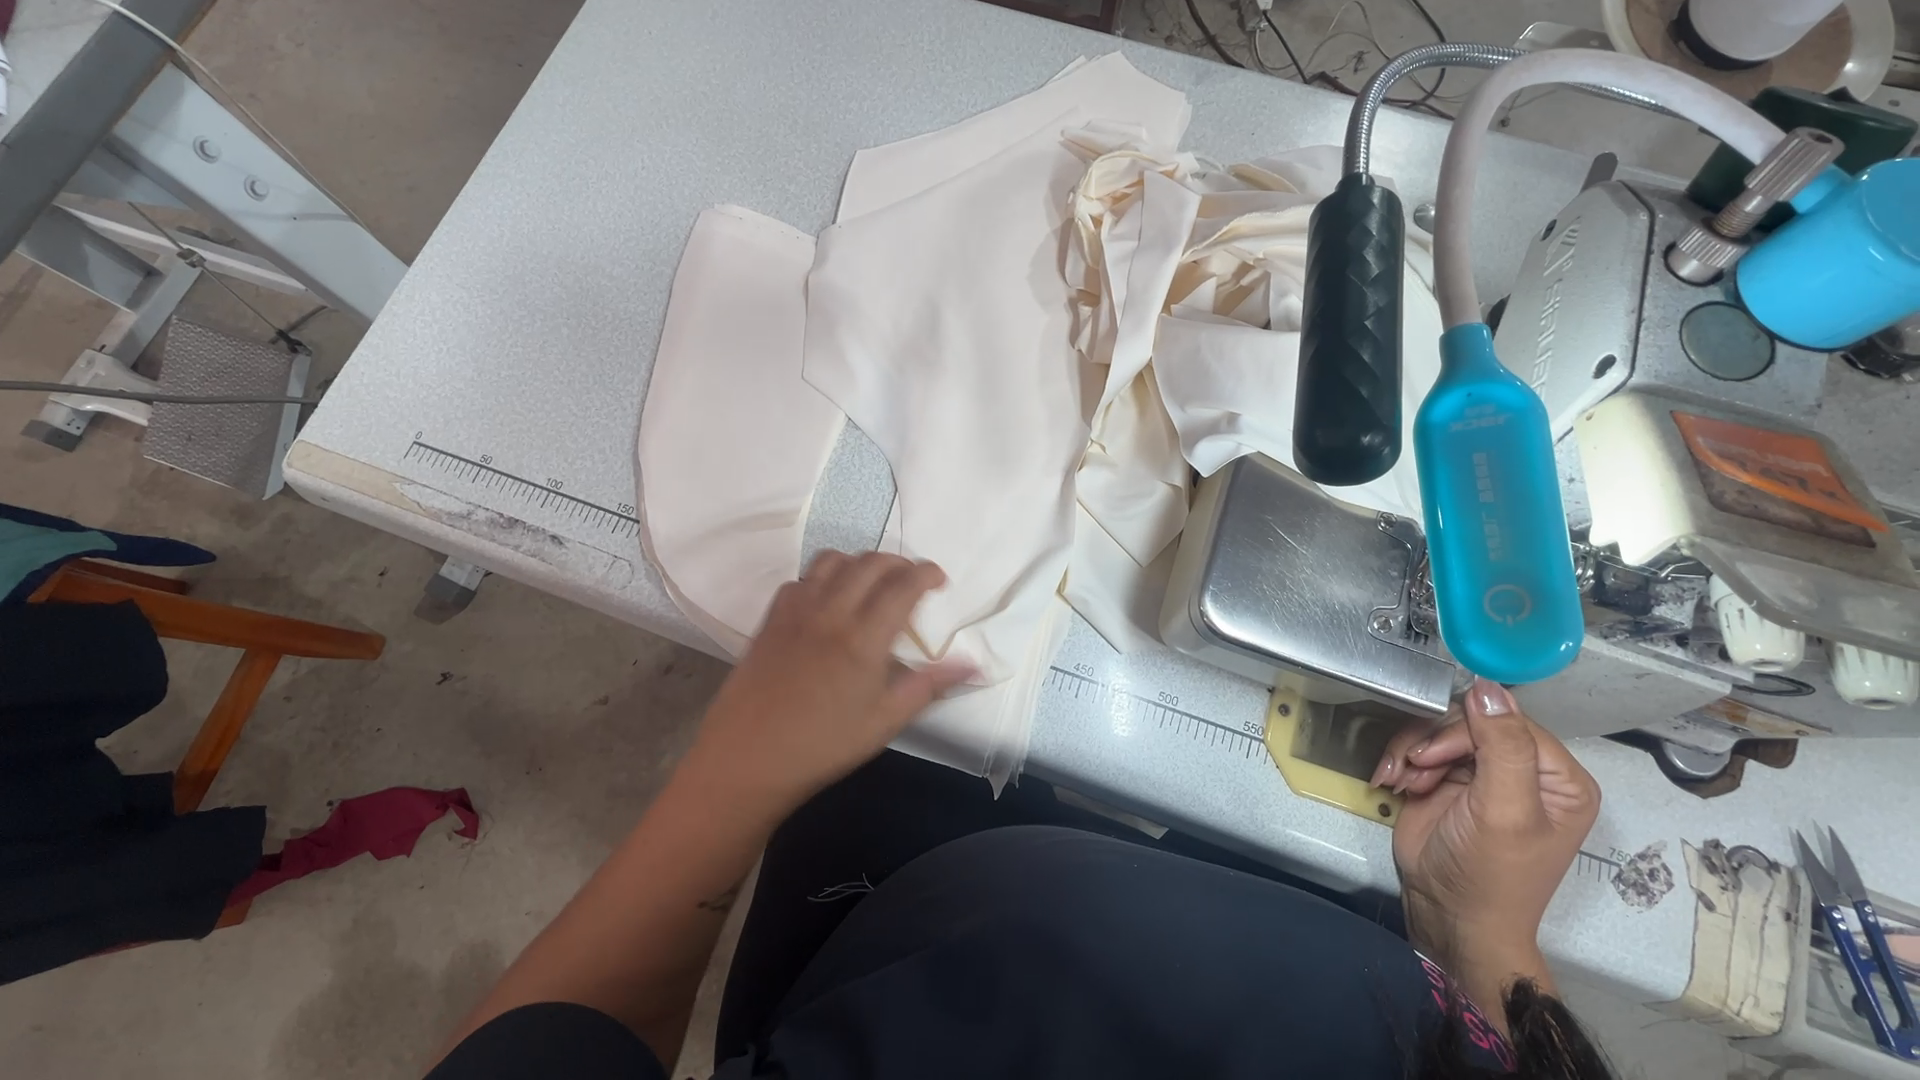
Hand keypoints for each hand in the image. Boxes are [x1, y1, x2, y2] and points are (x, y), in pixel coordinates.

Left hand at [688, 551, 972, 806]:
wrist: (748, 758)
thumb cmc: (823, 746)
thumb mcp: (884, 723)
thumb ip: (927, 686)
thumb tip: (971, 665)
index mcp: (864, 638)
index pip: (903, 585)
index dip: (926, 573)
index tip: (938, 579)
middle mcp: (831, 612)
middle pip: (870, 563)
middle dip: (898, 562)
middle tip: (911, 580)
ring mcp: (796, 611)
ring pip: (832, 561)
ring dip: (860, 562)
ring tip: (871, 582)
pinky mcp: (771, 619)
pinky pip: (801, 579)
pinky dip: (824, 577)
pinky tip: (828, 600)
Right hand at [1374, 679, 1600, 998]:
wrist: (1447, 915)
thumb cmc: (1490, 872)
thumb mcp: (1504, 811)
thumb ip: (1503, 747)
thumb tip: (1487, 687)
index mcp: (1557, 777)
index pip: (1509, 721)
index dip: (1466, 730)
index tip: (1431, 757)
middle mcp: (1522, 769)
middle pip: (1469, 722)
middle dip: (1433, 744)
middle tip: (1414, 772)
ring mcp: (1480, 774)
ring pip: (1437, 731)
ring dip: (1411, 753)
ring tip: (1402, 782)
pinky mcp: (1445, 781)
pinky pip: (1418, 749)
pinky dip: (1400, 763)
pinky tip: (1392, 783)